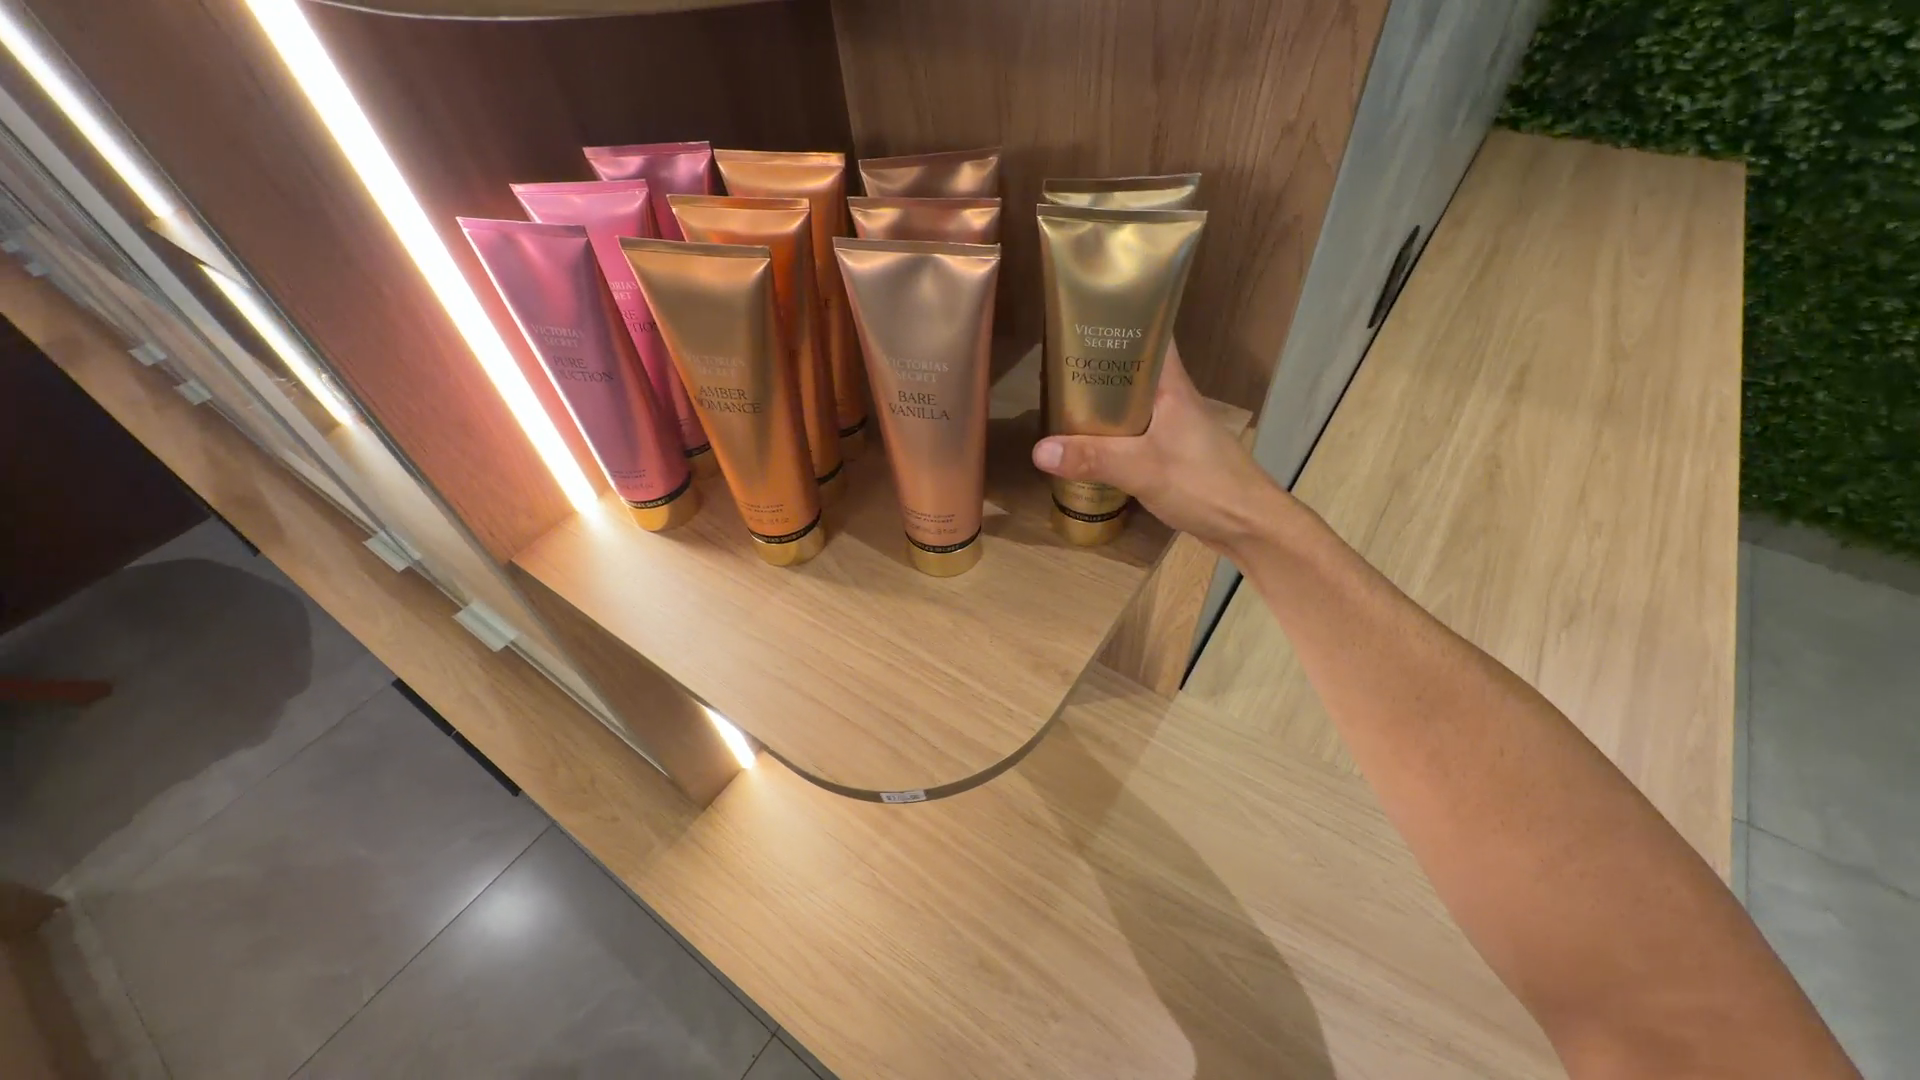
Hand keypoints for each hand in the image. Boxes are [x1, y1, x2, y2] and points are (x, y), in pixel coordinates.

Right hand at [1031, 342, 1285, 553]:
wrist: (1249, 526)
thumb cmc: (1205, 485)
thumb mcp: (1141, 469)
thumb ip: (1091, 458)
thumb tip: (1038, 450)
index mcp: (1172, 385)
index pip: (1150, 332)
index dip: (1120, 318)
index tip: (1081, 315)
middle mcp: (1174, 399)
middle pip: (1133, 367)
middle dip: (1097, 363)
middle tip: (1054, 363)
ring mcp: (1175, 426)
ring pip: (1132, 402)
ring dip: (1103, 401)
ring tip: (1061, 399)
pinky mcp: (1173, 453)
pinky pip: (1135, 431)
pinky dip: (1111, 432)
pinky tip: (1088, 442)